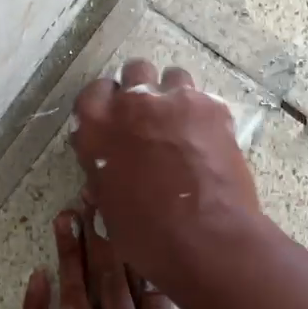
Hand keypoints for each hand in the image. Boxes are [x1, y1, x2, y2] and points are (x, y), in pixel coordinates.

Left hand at [17, 205, 248, 308]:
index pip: (153, 292)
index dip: (145, 255)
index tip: (137, 218)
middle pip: (111, 281)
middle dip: (103, 238)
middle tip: (92, 198)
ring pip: (76, 294)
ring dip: (68, 255)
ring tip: (64, 217)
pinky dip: (34, 305)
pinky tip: (35, 276)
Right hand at [68, 59, 263, 281]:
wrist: (205, 237)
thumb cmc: (147, 234)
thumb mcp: (109, 205)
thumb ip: (104, 174)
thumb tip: (107, 170)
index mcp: (96, 127)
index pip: (94, 93)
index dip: (108, 103)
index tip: (117, 117)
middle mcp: (133, 103)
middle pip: (135, 71)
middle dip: (142, 88)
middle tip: (152, 116)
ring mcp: (176, 100)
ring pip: (174, 77)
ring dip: (175, 95)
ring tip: (184, 123)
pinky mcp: (213, 107)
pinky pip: (205, 99)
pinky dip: (205, 114)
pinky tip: (210, 139)